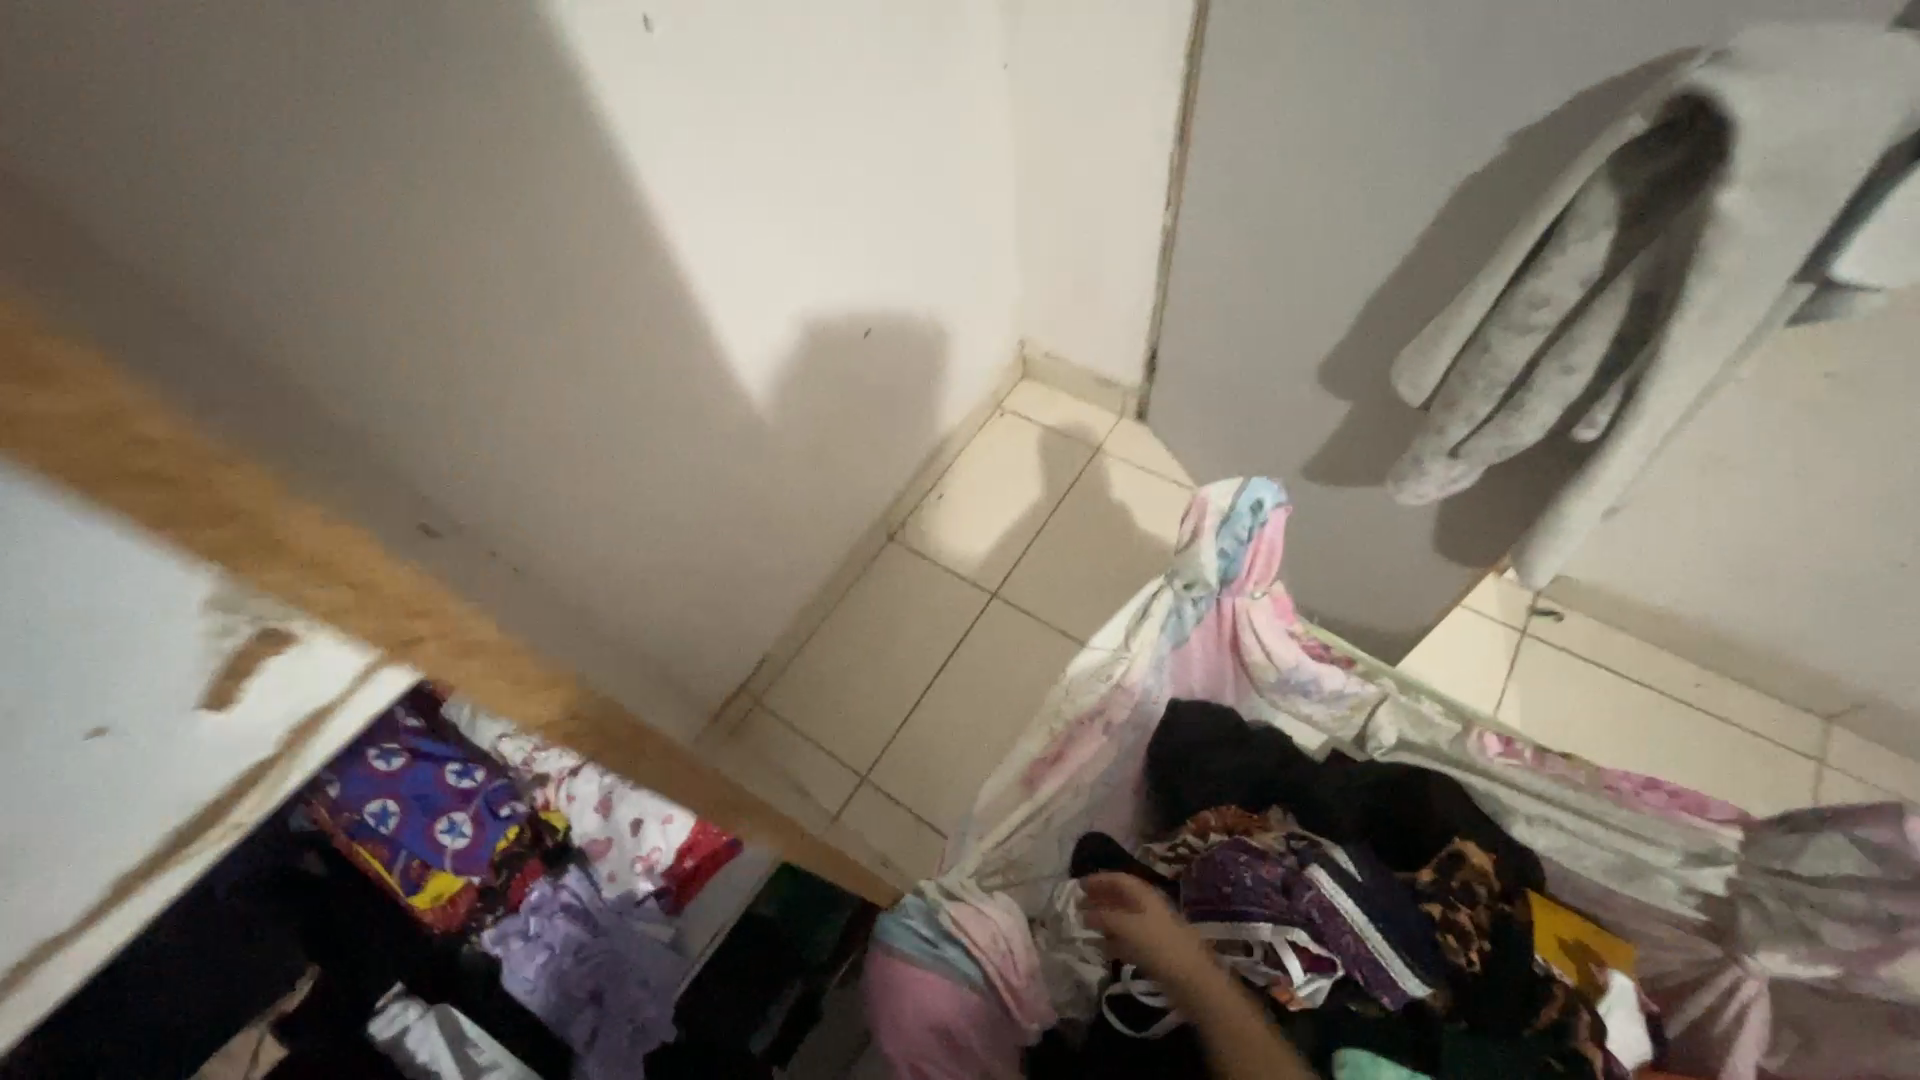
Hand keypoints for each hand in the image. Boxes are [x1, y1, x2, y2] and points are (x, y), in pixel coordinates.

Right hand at [1083, 872, 1214, 987]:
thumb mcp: (1127, 927)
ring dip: (1104, 920)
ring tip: (1085, 925)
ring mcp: (1152, 930)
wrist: (1191, 979)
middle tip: (1078, 904)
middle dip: (1100, 899)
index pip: (1119, 879)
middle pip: (1121, 898)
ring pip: (1124, 919)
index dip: (1099, 880)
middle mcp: (1148, 908)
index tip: (1079, 885)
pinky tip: (1101, 947)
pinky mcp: (1153, 951)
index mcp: (1145, 895)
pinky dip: (1113, 941)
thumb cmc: (1158, 945)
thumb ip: (1103, 917)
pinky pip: (1128, 940)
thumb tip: (1083, 913)